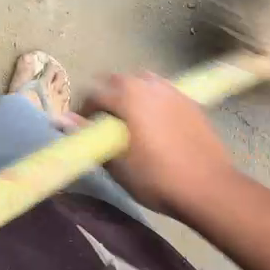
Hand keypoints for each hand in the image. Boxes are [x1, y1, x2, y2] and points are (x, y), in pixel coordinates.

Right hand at [82, 71, 240, 215]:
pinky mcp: (189, 101)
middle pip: (116, 81)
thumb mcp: (116, 161)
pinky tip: (157, 124)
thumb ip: (86, 135)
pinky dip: (152, 100)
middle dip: (106, 98)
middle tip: (107, 125)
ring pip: (141, 82)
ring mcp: (171, 90)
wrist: (210, 188)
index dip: (84, 111)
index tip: (86, 130)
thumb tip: (58, 119)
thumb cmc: (157, 177)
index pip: (93, 93)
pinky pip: (162, 92)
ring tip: (132, 121)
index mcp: (125, 94)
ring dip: (130, 95)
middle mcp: (146, 83)